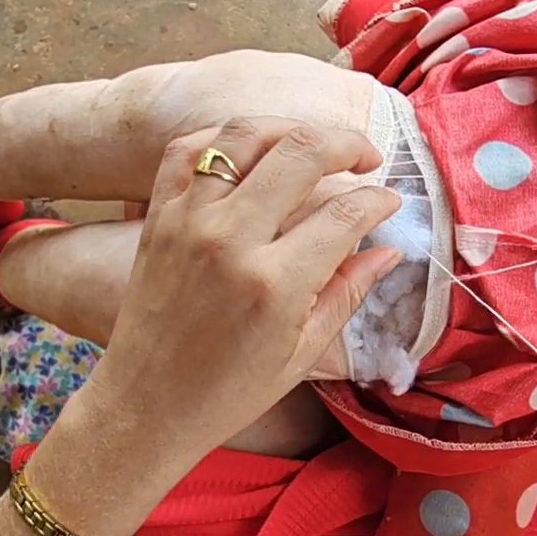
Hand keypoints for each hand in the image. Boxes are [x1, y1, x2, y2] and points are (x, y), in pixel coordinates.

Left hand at [28, 117, 401, 535]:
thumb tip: (388, 250)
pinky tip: (250, 149)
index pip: (345, 213)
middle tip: (367, 159)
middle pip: (302, 152)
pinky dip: (223, 138)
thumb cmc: (227, 393)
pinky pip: (186, 150)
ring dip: (290, 129)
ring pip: (245, 136)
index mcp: (276, 283)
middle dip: (347, 144)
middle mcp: (231, 239)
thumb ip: (347, 294)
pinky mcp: (159, 218)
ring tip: (314, 144)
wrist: (146, 406)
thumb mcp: (301, 355)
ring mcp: (189, 221)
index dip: (379, 200)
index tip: (390, 202)